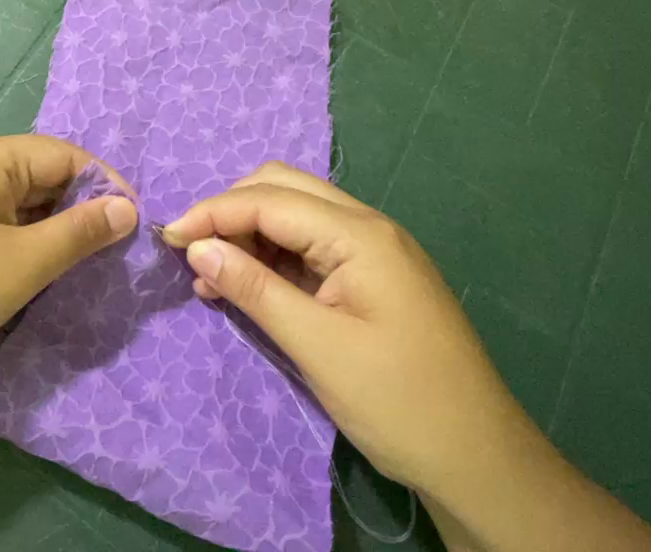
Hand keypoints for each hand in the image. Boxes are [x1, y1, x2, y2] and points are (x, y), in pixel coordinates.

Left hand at [0, 135, 137, 384]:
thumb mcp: (25, 263)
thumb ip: (80, 231)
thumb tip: (125, 207)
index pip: (62, 154)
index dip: (103, 186)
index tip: (132, 226)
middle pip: (36, 170)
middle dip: (74, 206)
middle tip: (106, 250)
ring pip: (12, 194)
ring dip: (45, 223)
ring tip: (74, 262)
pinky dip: (14, 232)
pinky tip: (28, 264)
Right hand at [160, 163, 543, 503]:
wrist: (482, 461)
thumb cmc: (399, 402)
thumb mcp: (316, 346)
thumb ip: (254, 288)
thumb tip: (196, 247)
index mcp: (359, 235)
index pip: (268, 200)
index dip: (212, 214)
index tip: (168, 240)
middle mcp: (367, 227)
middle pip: (281, 189)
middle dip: (229, 211)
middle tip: (191, 252)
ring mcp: (373, 251)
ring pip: (294, 214)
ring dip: (248, 234)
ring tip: (210, 277)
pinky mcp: (371, 277)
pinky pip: (309, 247)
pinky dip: (271, 257)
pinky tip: (247, 286)